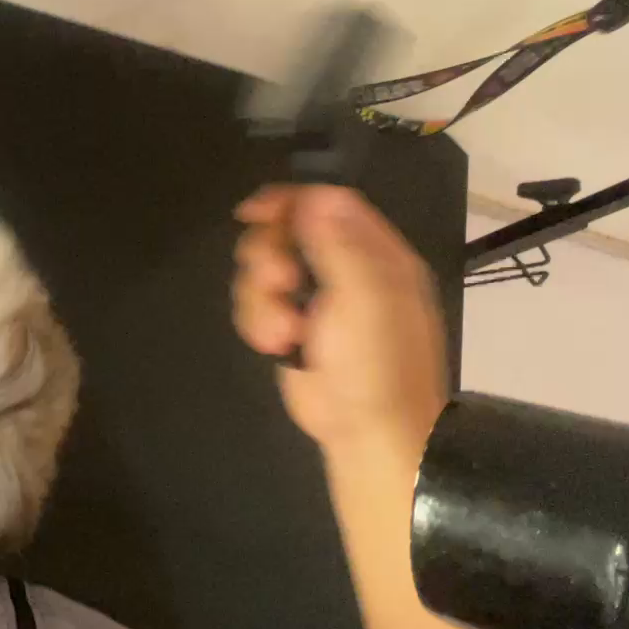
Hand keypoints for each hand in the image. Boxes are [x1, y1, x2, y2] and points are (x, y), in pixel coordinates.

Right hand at [232, 185, 447, 457]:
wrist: (365, 432)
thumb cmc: (374, 365)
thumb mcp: (363, 299)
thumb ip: (338, 245)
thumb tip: (315, 196)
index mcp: (373, 256)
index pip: (327, 204)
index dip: (289, 202)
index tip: (254, 213)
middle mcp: (343, 270)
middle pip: (284, 233)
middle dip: (268, 257)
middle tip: (278, 284)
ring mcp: (314, 299)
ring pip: (261, 269)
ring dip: (260, 298)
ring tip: (283, 331)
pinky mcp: (288, 325)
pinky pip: (254, 302)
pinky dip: (256, 321)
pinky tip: (275, 344)